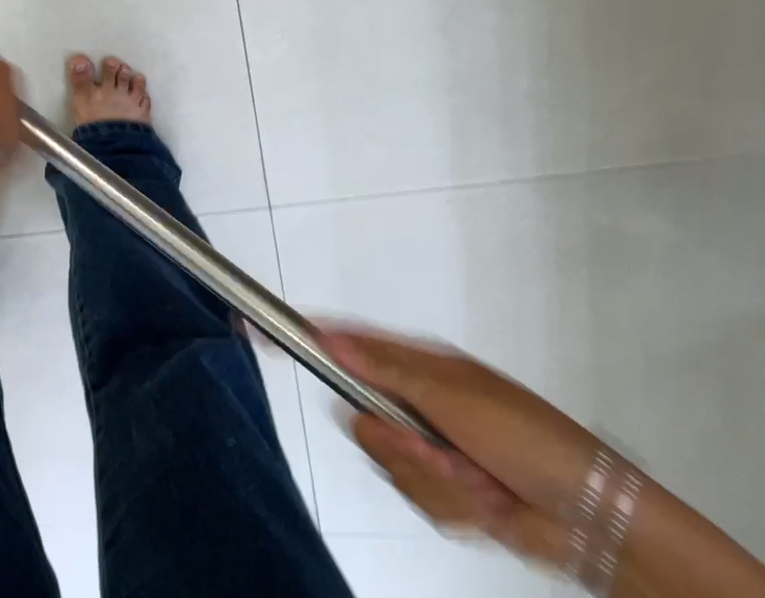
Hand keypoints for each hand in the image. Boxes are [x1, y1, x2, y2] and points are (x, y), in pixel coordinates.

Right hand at [325, 327, 606, 563]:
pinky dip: (447, 502)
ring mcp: (428, 446)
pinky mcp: (439, 487)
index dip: (306, 337)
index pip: (349, 343)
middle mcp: (417, 404)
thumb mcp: (455, 396)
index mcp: (421, 368)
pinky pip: (410, 491)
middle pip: (355, 413)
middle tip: (431, 450)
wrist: (592, 520)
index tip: (260, 331)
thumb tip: (327, 335)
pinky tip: (482, 501)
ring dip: (429, 477)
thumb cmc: (528, 441)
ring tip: (475, 482)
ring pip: (383, 458)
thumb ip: (384, 368)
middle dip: (394, 442)